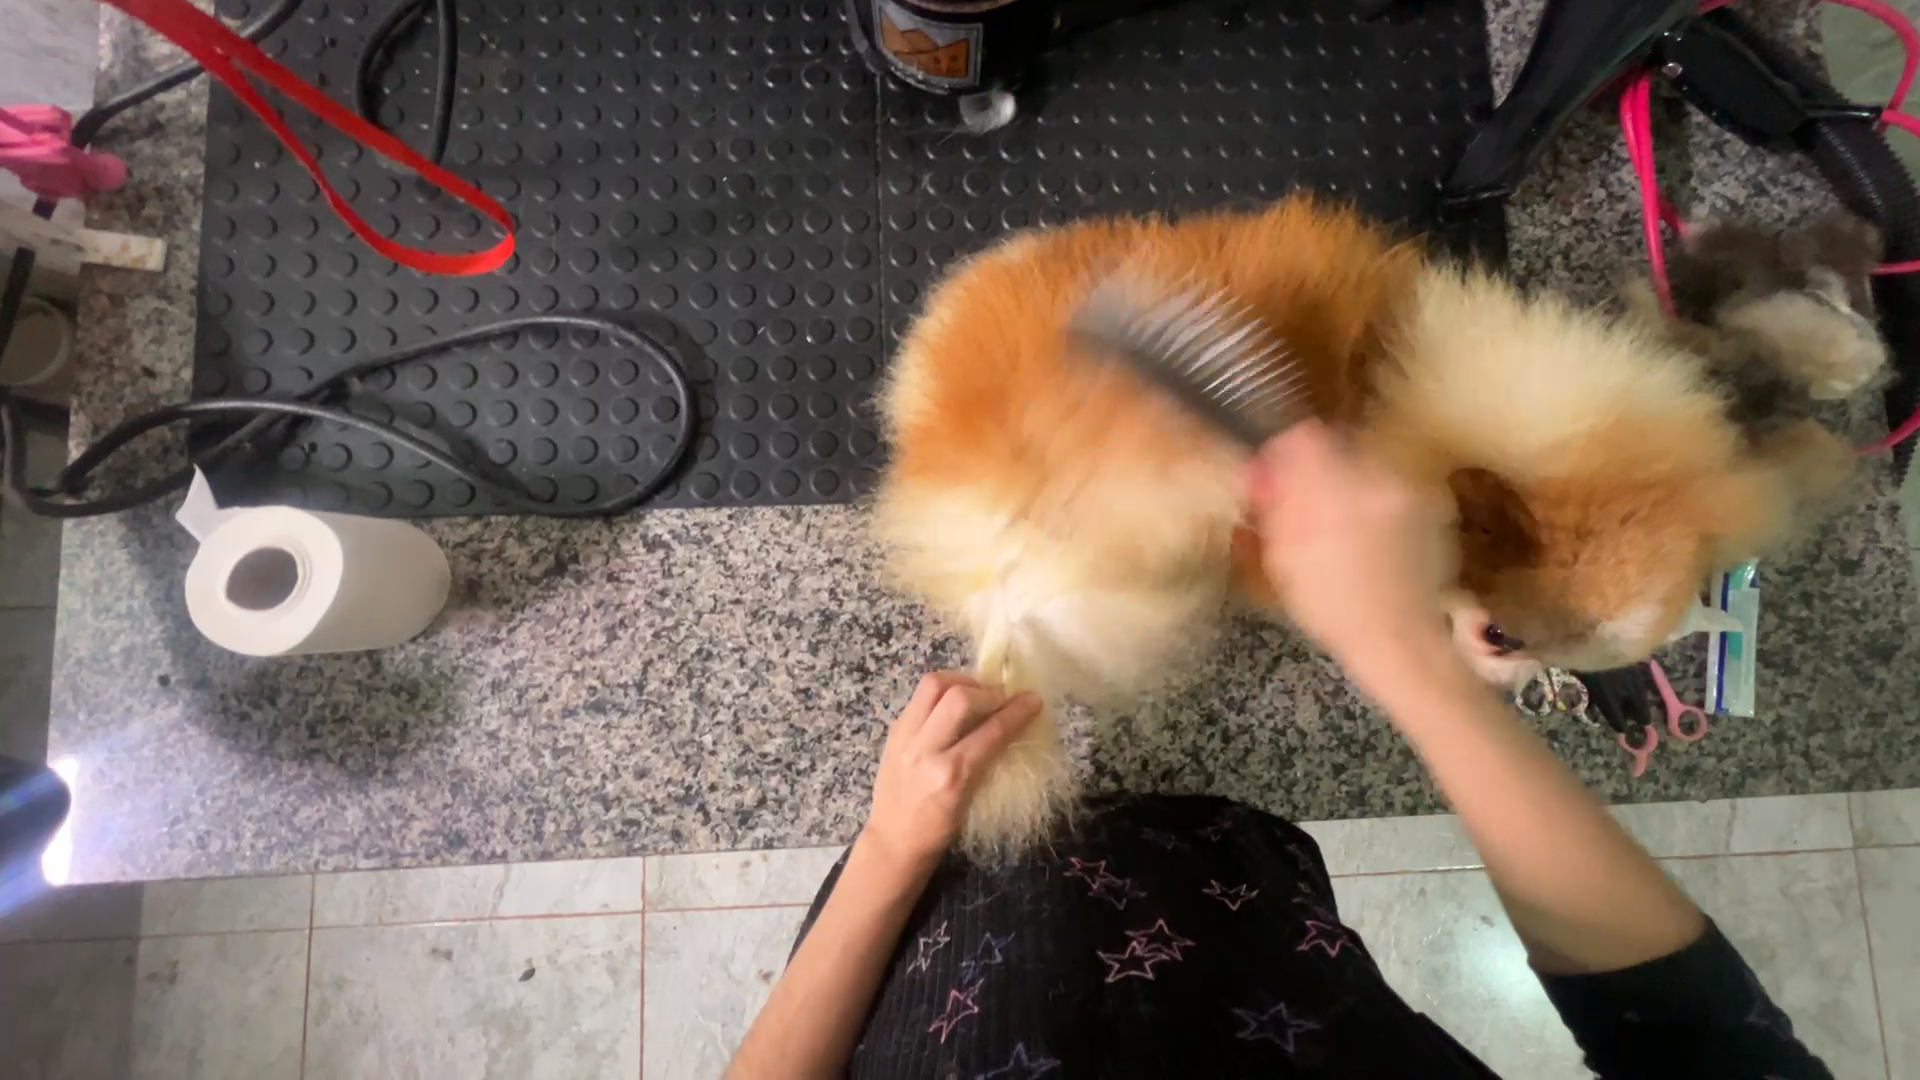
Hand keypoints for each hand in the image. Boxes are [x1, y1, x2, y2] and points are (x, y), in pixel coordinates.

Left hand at [861, 673, 1042, 874]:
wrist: (893, 842)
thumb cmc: (939, 831)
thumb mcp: (972, 801)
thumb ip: (988, 760)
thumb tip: (1012, 725)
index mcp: (952, 777)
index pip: (991, 732)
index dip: (1017, 711)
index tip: (1033, 699)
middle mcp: (925, 751)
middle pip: (959, 697)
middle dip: (988, 691)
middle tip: (1001, 698)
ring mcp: (904, 737)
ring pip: (933, 685)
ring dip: (962, 681)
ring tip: (977, 692)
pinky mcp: (893, 730)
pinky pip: (920, 696)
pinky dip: (942, 692)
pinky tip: (954, 702)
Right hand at [1245, 421, 1454, 679]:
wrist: (1398, 639)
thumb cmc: (1327, 606)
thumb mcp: (1282, 557)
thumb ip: (1273, 504)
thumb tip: (1263, 468)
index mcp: (1334, 490)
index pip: (1303, 435)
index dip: (1279, 450)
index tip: (1269, 474)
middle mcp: (1376, 477)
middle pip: (1332, 446)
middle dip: (1309, 469)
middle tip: (1293, 503)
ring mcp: (1408, 489)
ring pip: (1359, 465)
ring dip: (1338, 484)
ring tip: (1328, 525)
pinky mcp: (1430, 504)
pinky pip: (1384, 485)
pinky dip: (1366, 499)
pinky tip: (1359, 536)